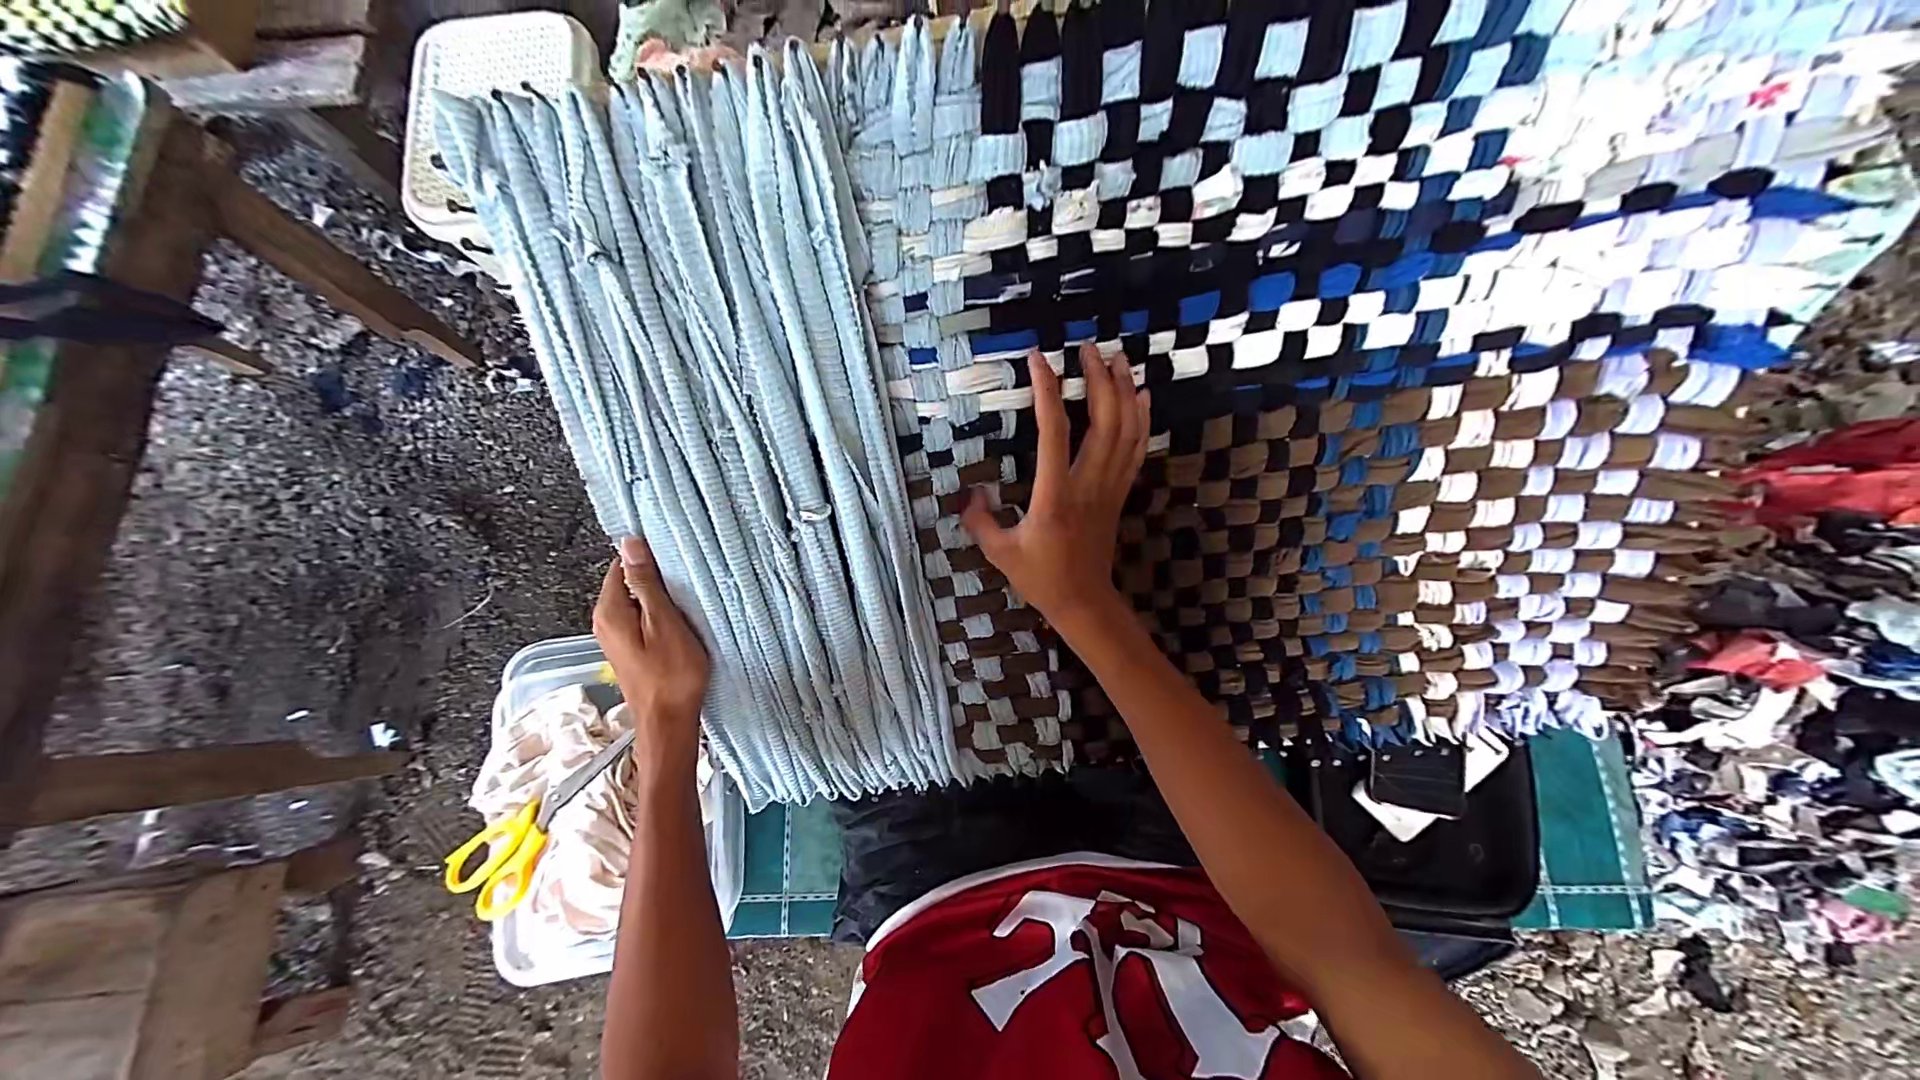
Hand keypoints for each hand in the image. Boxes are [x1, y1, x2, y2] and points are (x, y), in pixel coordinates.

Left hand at [593, 536, 710, 774]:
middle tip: (687, 584)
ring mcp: (615, 637)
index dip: (649, 559)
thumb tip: (630, 545)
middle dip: (657, 579)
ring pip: (638, 602)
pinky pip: (642, 619)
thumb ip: (645, 583)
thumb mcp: (664, 622)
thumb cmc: (671, 673)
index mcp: (609, 611)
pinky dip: (661, 615)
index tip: (677, 563)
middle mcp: (605, 621)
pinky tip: (681, 621)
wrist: (669, 721)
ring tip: (687, 603)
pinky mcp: (629, 648)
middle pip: (628, 583)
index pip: (621, 565)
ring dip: (661, 599)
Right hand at [960, 345, 1149, 632]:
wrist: (1083, 601)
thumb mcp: (999, 553)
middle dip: (1098, 379)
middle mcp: (1087, 485)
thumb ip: (980, 520)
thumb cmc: (1040, 578)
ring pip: (1126, 431)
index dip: (1047, 392)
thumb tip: (970, 493)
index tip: (1039, 360)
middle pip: (1103, 422)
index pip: (1054, 432)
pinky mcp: (1119, 494)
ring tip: (1116, 358)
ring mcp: (1109, 488)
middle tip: (1088, 348)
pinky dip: (1142, 419)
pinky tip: (1142, 394)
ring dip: (1123, 391)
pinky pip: (1136, 450)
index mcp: (1054, 496)